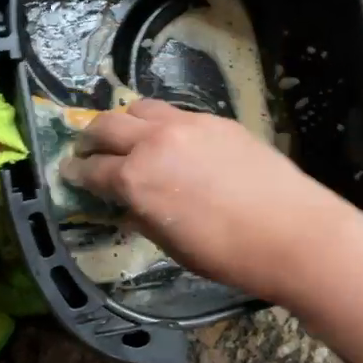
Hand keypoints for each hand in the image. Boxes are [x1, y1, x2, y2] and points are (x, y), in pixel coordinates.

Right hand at [59, 99, 359, 305]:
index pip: (92, 170)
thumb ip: (141, 215)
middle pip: (106, 126)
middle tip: (86, 149)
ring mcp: (186, 125)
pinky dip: (159, 123)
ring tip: (124, 135)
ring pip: (139, 109)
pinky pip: (174, 113)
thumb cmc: (228, 253)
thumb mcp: (170, 244)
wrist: (294, 233)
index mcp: (136, 179)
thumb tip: (128, 203)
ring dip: (123, 121)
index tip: (68, 172)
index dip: (75, 173)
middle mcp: (153, 142)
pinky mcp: (215, 120)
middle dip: (90, 138)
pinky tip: (168, 139)